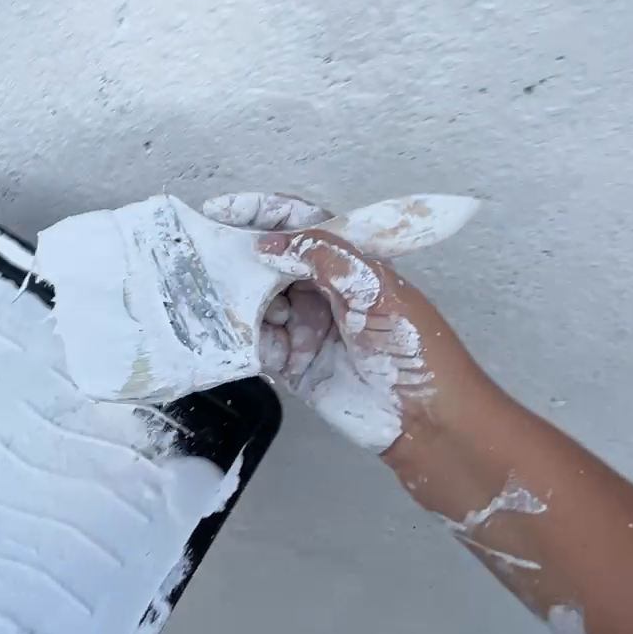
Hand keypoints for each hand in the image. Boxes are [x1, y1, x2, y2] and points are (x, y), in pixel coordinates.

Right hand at [200, 193, 486, 453]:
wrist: (428, 424)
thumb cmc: (416, 351)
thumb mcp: (375, 290)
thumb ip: (323, 257)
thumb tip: (267, 243)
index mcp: (345, 260)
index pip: (297, 222)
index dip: (260, 210)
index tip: (223, 209)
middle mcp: (319, 287)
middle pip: (268, 258)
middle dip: (238, 253)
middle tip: (205, 250)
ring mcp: (303, 322)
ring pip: (256, 297)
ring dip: (238, 294)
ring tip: (222, 294)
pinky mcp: (290, 358)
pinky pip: (255, 338)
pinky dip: (241, 332)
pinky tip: (235, 329)